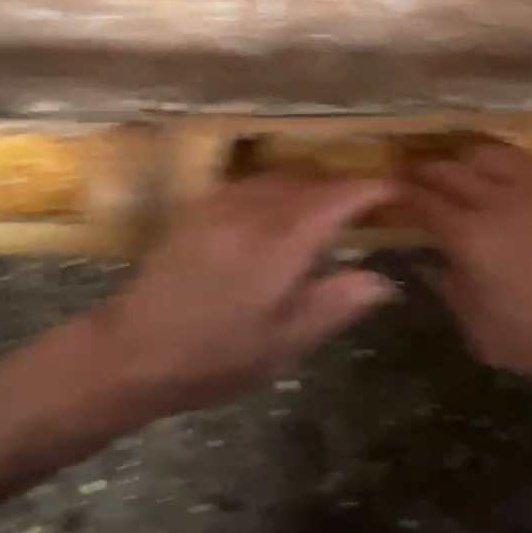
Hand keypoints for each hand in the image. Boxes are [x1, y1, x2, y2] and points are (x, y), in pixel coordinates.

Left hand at [87, 175, 395, 416]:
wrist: (130, 351)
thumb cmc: (214, 356)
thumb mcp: (283, 342)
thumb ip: (337, 303)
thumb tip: (385, 280)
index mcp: (282, 241)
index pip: (341, 196)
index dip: (374, 189)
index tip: (401, 191)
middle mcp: (256, 208)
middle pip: (315, 181)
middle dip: (346, 189)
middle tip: (369, 211)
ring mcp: (225, 202)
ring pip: (285, 177)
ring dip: (313, 187)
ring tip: (329, 213)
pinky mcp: (203, 206)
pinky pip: (256, 183)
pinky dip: (282, 190)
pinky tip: (281, 216)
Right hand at [404, 143, 531, 398]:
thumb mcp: (484, 334)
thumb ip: (450, 292)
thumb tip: (429, 263)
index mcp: (470, 239)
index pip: (421, 204)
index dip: (399, 198)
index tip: (386, 200)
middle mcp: (494, 201)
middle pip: (445, 171)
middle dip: (420, 176)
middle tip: (409, 187)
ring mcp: (530, 187)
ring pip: (479, 155)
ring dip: (456, 162)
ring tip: (449, 176)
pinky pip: (517, 156)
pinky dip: (493, 158)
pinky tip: (491, 171)